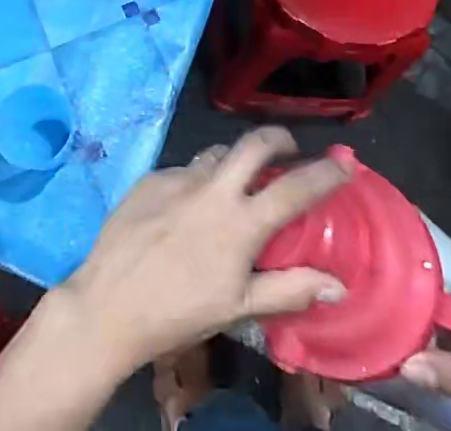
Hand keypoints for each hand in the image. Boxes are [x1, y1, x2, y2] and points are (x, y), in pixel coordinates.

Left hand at [54, 127, 352, 372]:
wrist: (105, 307)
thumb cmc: (177, 313)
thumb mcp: (237, 307)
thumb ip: (290, 290)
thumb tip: (339, 285)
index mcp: (240, 223)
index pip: (295, 187)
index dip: (326, 172)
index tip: (345, 162)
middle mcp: (213, 189)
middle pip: (256, 142)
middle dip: (280, 138)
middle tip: (289, 150)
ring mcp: (179, 178)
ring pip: (217, 154)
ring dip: (234, 162)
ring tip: (234, 185)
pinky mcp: (151, 178)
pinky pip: (184, 171)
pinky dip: (196, 182)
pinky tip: (186, 209)